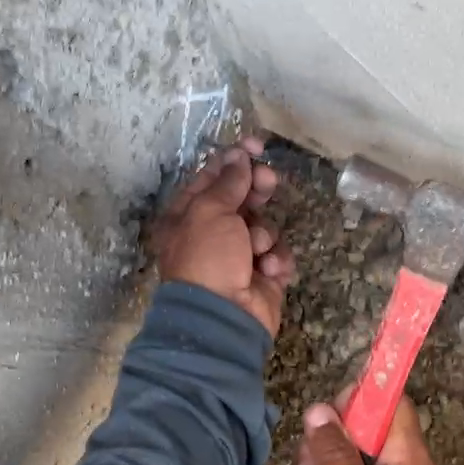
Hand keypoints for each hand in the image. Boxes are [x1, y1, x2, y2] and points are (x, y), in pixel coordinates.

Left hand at [153, 136, 294, 334]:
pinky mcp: (261, 277)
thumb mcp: (211, 211)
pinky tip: (268, 270)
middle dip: (256, 190)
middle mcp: (211, 234)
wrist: (222, 319)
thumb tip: (238, 155)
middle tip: (268, 181)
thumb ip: (228, 182)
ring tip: (256, 249)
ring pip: (263, 227)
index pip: (211, 179)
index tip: (256, 145)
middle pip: (240, 199)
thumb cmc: (207, 258)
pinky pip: (276, 255)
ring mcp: (237, 257)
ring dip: (264, 235)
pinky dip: (275, 261)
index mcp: (187, 217)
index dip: (233, 160)